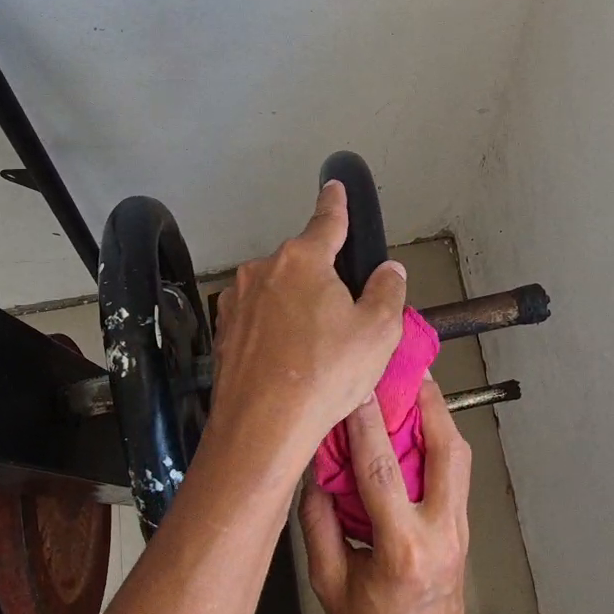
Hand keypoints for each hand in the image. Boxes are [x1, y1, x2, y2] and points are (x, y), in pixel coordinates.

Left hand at [206, 179, 408, 456]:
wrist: (260, 428)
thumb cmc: (325, 375)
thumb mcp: (378, 332)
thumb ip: (387, 291)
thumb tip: (388, 271)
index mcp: (303, 259)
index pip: (327, 220)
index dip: (336, 202)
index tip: (334, 185)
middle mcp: (265, 270)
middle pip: (304, 262)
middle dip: (325, 279)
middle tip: (346, 321)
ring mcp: (239, 301)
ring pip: (280, 292)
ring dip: (298, 307)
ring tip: (317, 352)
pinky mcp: (225, 331)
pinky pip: (261, 318)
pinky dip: (276, 330)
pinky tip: (290, 362)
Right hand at [300, 381, 495, 613]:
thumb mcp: (330, 584)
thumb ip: (318, 522)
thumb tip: (313, 471)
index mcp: (403, 550)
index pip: (381, 470)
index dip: (366, 422)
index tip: (356, 389)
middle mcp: (441, 532)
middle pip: (445, 448)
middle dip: (427, 401)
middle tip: (406, 368)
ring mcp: (459, 528)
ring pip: (459, 454)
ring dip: (438, 415)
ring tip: (415, 386)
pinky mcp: (463, 527)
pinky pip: (456, 471)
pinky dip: (440, 440)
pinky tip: (420, 427)